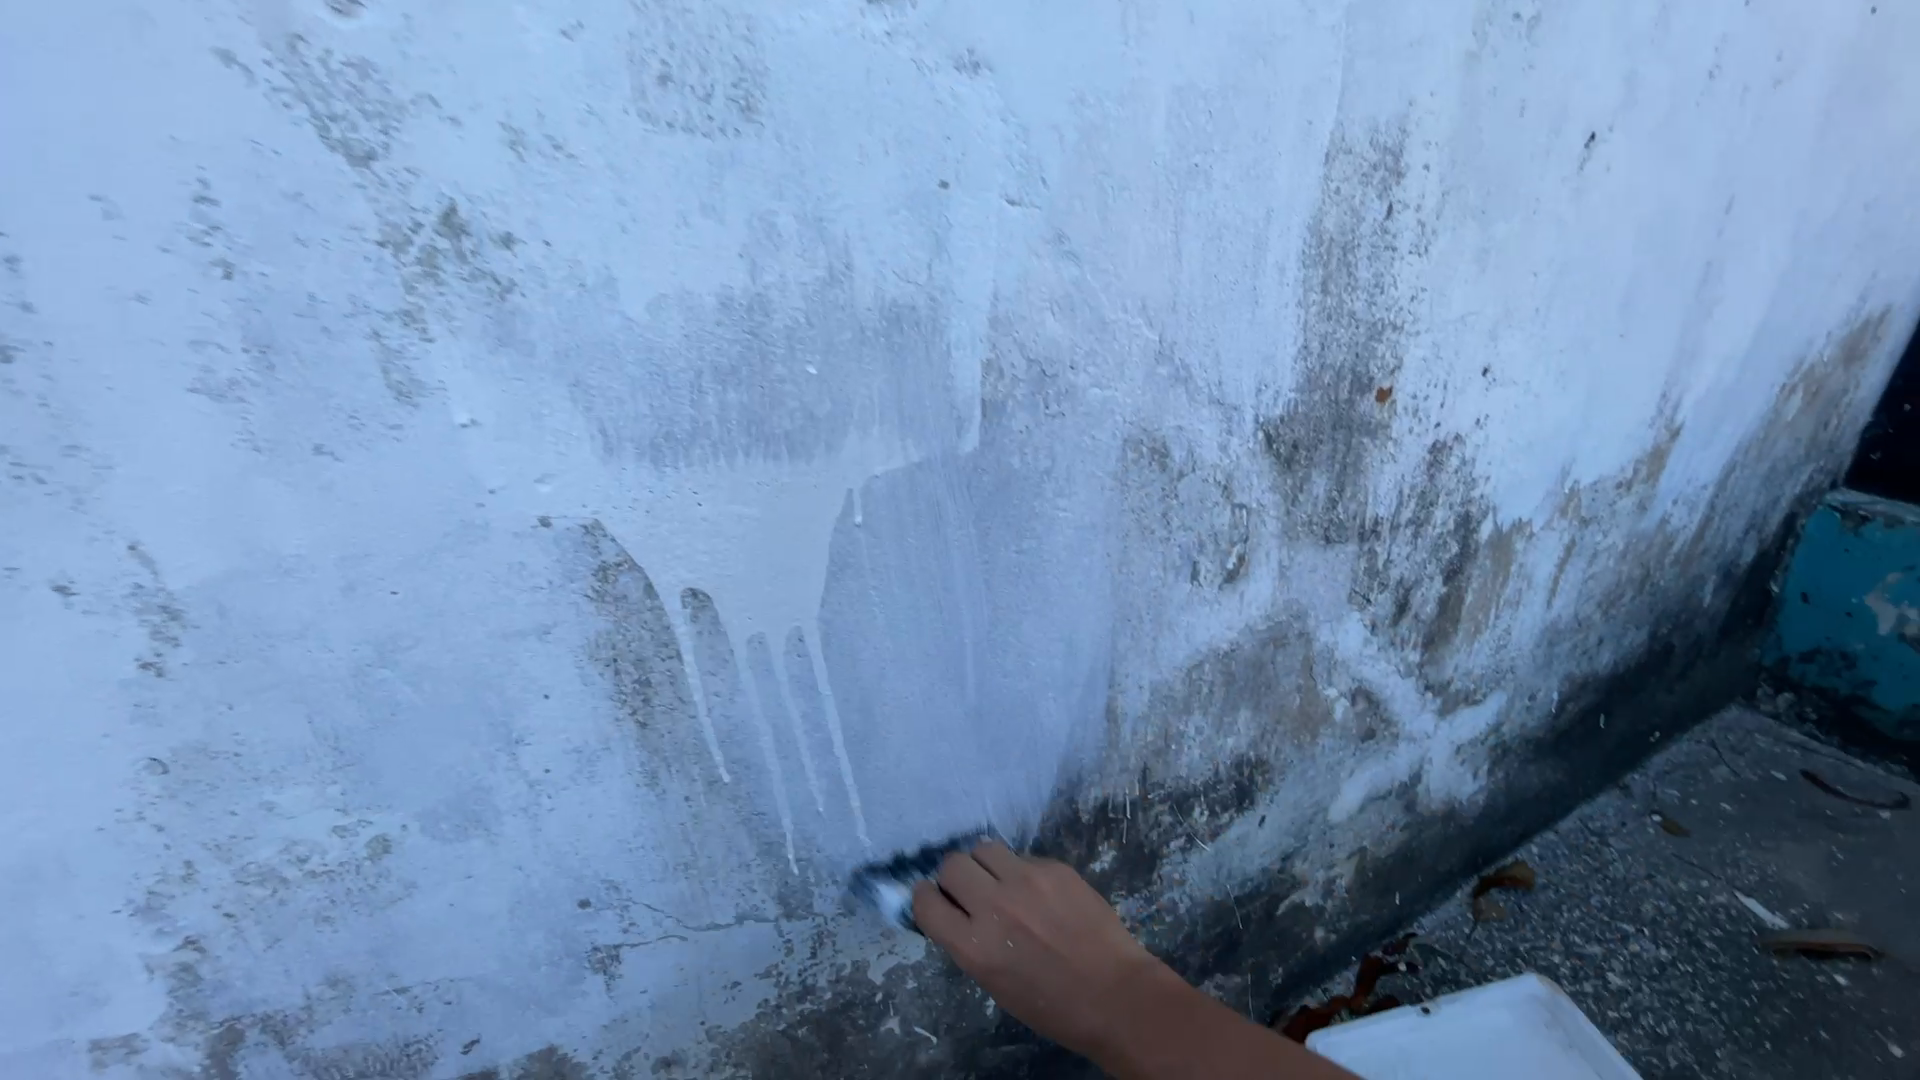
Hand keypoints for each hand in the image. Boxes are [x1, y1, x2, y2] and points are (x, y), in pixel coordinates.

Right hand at [910, 839, 1159, 1056]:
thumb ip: (969, 942)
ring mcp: (1026, 880)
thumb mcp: (995, 983)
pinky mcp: (1054, 867)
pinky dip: (1021, 870)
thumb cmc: (1051, 1004)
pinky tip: (1038, 892)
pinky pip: (1022, 856)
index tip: (934, 898)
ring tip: (1001, 881)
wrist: (1115, 994)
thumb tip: (953, 910)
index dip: (925, 897)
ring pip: (984, 847)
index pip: (926, 902)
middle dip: (955, 877)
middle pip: (952, 864)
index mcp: (974, 946)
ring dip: (985, 864)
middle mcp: (994, 906)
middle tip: (970, 890)